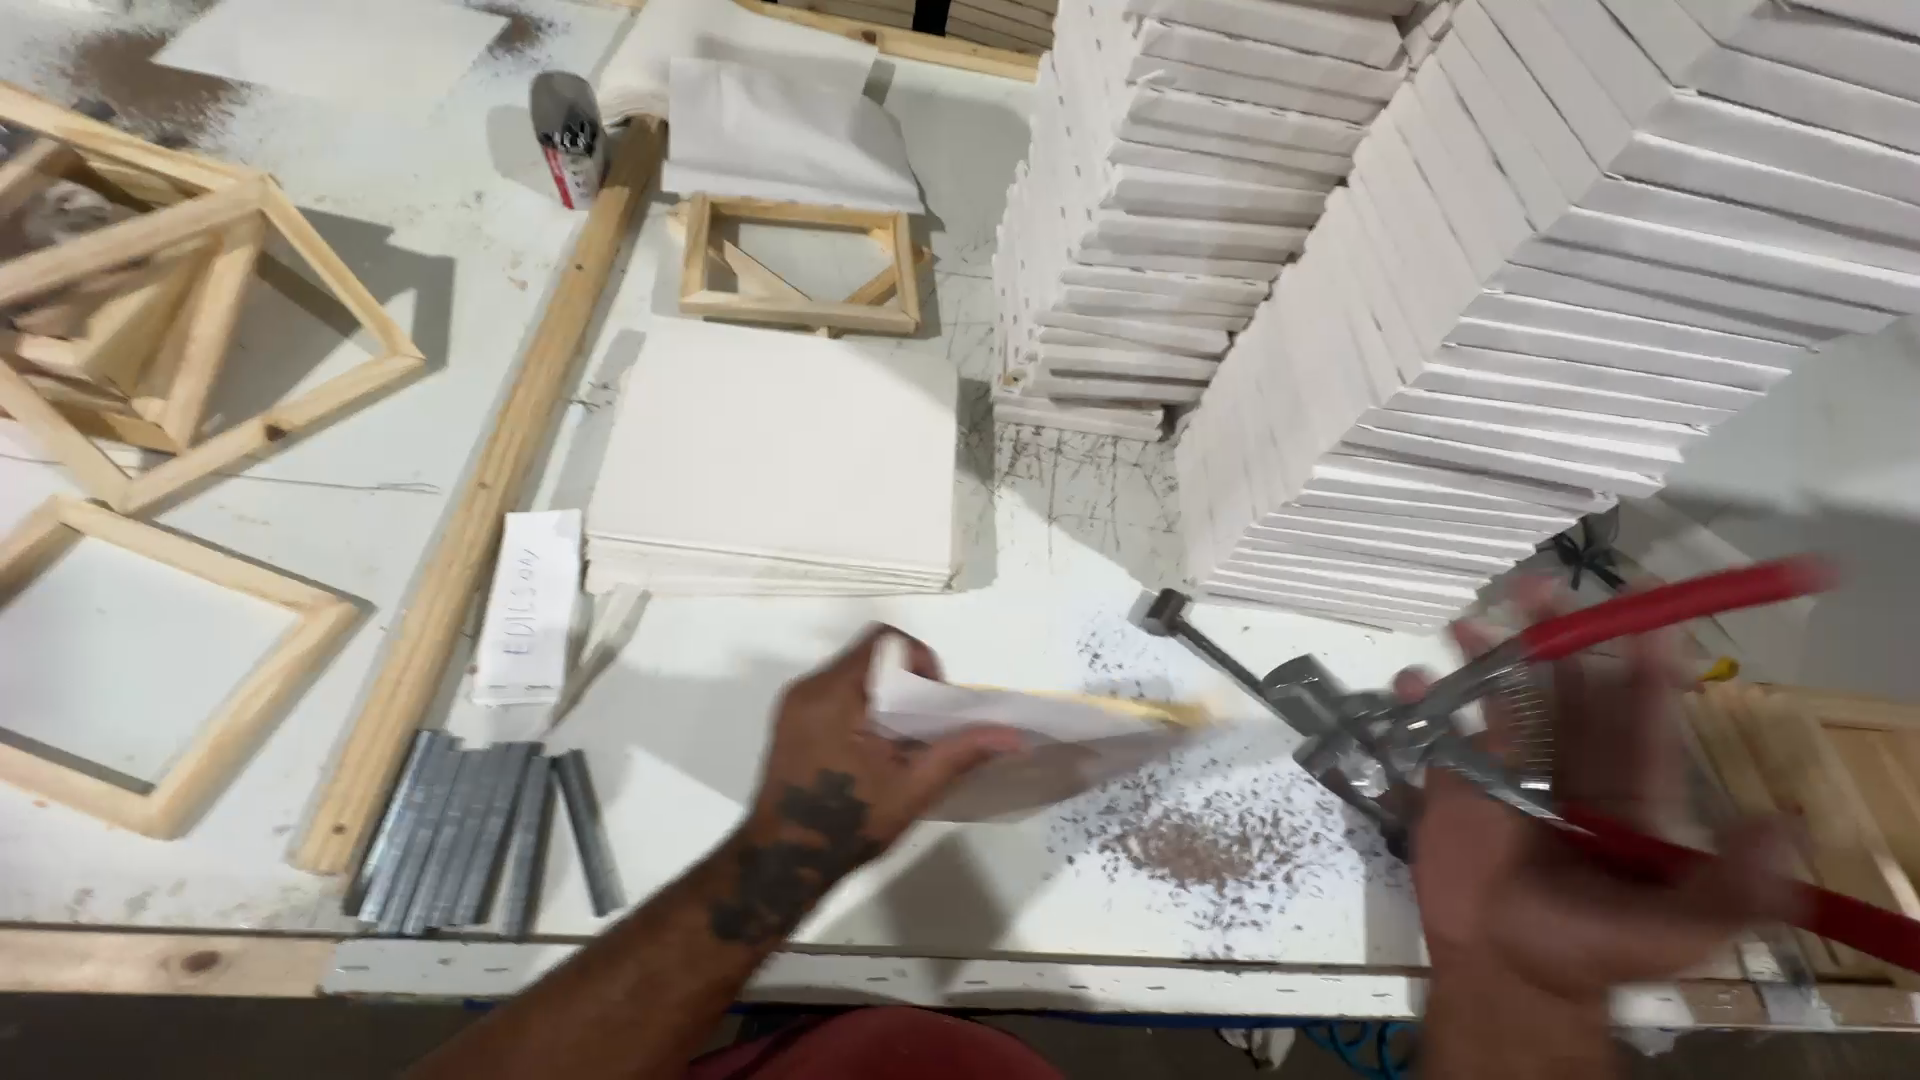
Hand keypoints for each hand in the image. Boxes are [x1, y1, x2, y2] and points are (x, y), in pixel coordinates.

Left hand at [709, 626, 1022, 944]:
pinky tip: (873, 749)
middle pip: (870, 656)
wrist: (782, 864)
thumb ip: (960, 753)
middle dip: (905, 681)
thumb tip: (1012, 736)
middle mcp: (809, 688)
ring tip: (900, 740)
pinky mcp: (790, 721)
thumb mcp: (912, 789)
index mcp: (834, 695)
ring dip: (884, 695)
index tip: (930, 702)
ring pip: (853, 673)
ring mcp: (794, 704)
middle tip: (921, 725)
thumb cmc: (848, 826)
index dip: (918, 660)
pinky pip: (835, 692)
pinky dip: (862, 707)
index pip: (885, 641)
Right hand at [1404, 580, 1800, 1002]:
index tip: (1645, 610)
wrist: (1497, 965)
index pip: (1640, 714)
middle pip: (1564, 687)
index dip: (1645, 662)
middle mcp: (1569, 765)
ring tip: (1466, 624)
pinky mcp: (1451, 776)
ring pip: (1498, 695)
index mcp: (1626, 791)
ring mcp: (1505, 768)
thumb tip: (1781, 823)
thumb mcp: (1673, 932)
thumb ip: (1729, 890)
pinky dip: (1423, 700)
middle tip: (1536, 588)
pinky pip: (1436, 727)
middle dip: (1556, 636)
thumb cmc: (1588, 948)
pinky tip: (1412, 684)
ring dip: (1486, 656)